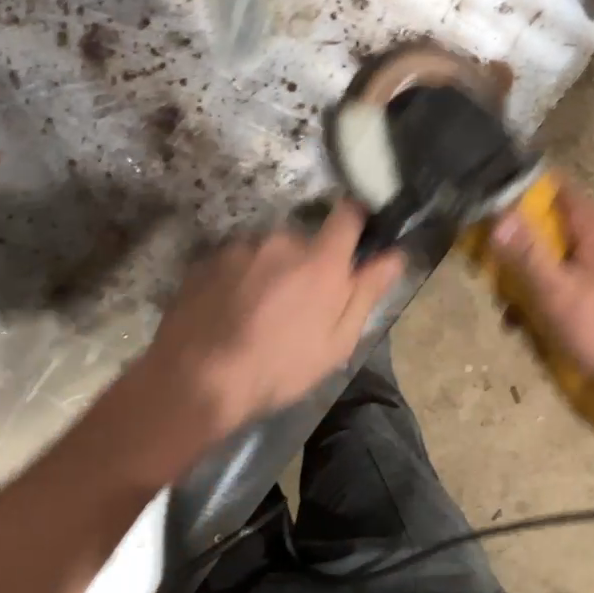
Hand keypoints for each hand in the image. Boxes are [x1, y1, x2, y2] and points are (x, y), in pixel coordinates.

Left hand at [138, 201, 404, 442]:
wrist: (198, 379)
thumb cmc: (279, 368)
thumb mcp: (336, 342)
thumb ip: (366, 292)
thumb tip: (395, 256)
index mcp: (321, 261)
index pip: (349, 213)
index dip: (356, 222)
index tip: (356, 242)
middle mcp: (281, 241)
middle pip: (305, 240)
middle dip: (308, 264)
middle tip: (300, 307)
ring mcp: (239, 248)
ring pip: (268, 253)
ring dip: (271, 273)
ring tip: (260, 315)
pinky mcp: (206, 260)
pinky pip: (236, 263)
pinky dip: (239, 281)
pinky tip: (231, 315)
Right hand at [490, 188, 593, 399]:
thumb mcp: (557, 293)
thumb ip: (527, 254)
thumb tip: (499, 214)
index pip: (554, 188)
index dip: (519, 195)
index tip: (491, 215)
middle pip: (553, 229)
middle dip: (521, 253)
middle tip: (497, 281)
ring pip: (562, 262)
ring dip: (535, 285)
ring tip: (516, 319)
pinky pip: (576, 284)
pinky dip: (555, 300)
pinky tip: (542, 330)